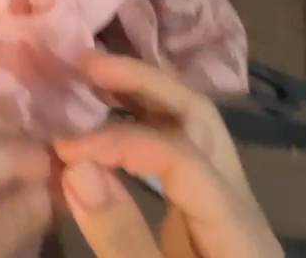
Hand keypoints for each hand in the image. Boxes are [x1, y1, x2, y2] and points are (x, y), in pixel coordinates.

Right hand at [54, 51, 278, 257]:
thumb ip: (121, 239)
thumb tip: (75, 162)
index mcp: (243, 238)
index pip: (181, 158)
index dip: (119, 141)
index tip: (63, 149)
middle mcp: (243, 212)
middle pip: (200, 120)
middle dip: (142, 84)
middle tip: (83, 66)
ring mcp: (228, 216)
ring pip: (194, 130)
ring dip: (141, 96)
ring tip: (89, 79)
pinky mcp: (207, 227)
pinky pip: (178, 155)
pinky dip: (140, 127)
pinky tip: (103, 125)